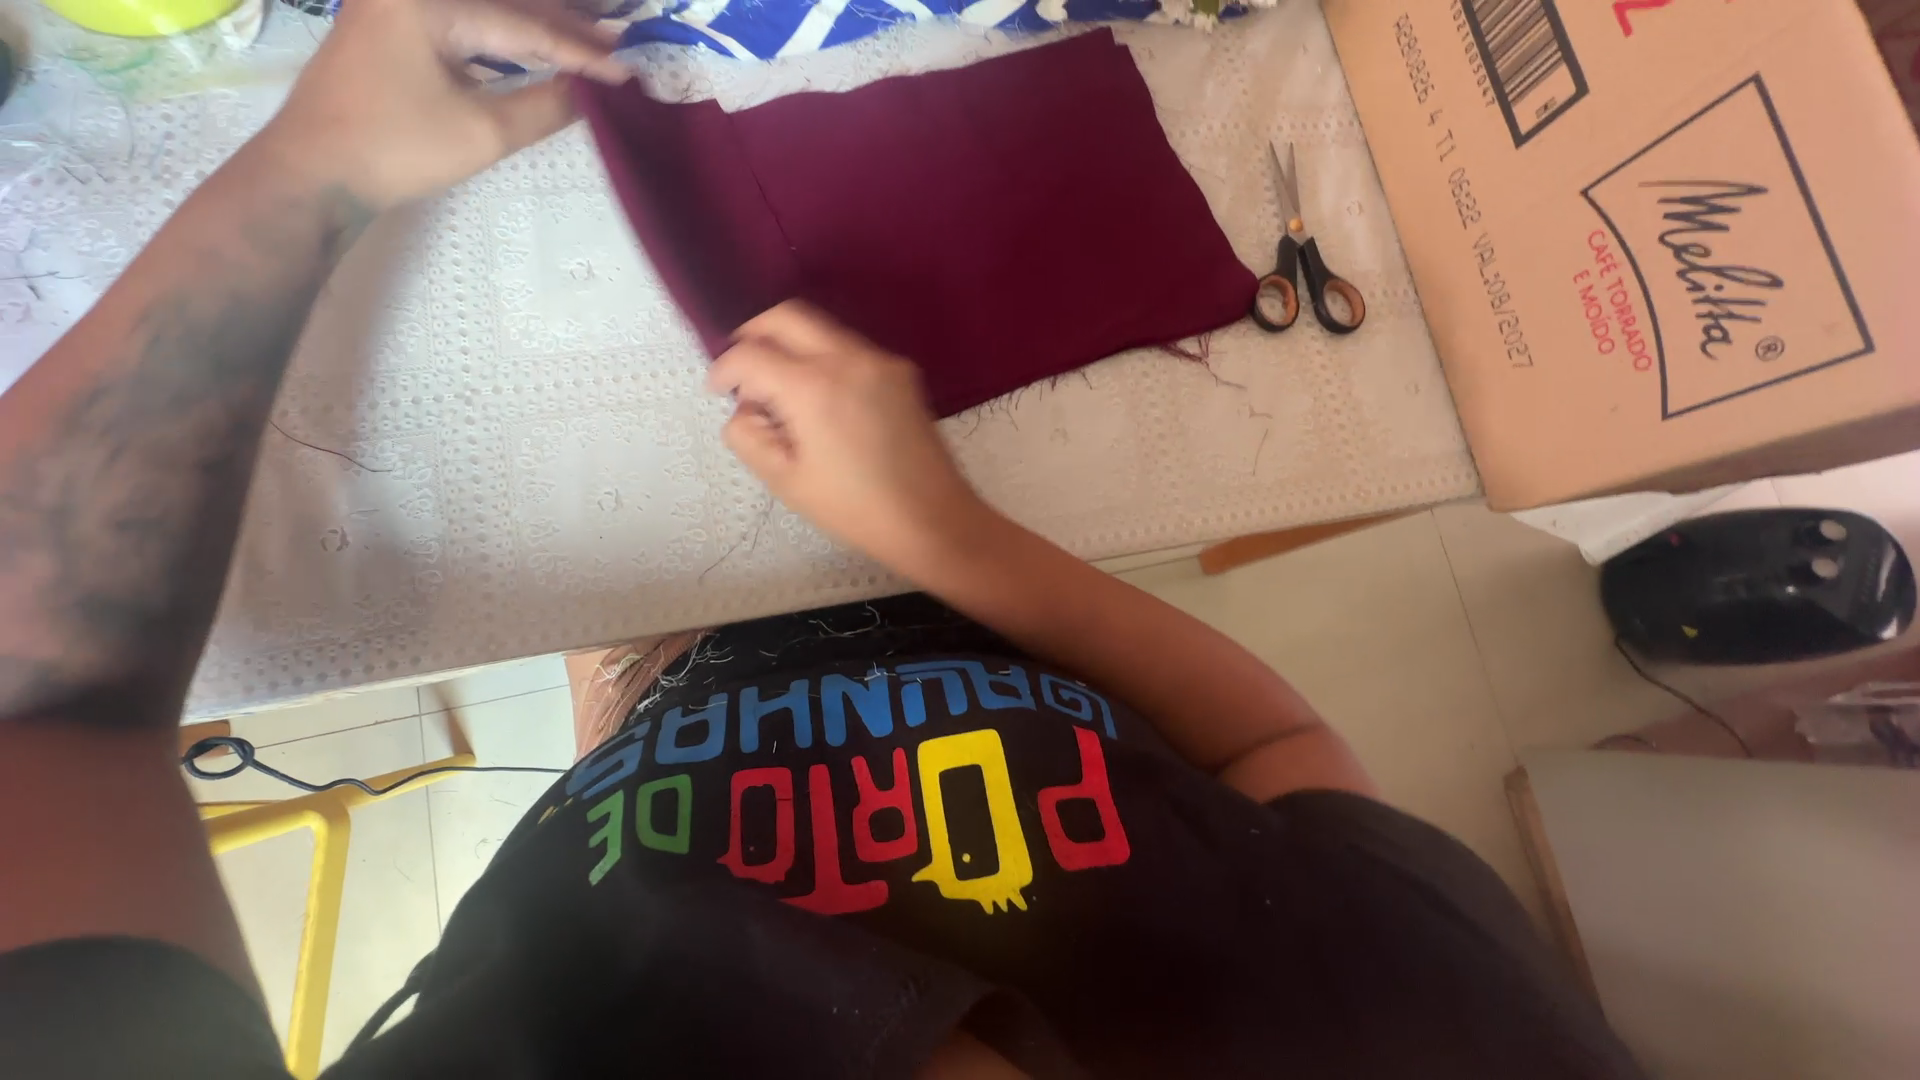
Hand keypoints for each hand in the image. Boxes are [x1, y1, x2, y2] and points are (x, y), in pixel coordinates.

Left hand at [260, 0, 629, 209]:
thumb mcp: (484, 132)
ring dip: (542, 22)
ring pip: (491, 9)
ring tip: (592, 31)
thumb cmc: (397, 148)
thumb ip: (545, 107)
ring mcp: (401, 4)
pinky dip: (510, 33)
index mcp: (429, 1)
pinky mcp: (398, 25)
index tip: (629, 68)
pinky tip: (538, 43)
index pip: (527, 25)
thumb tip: (594, 95)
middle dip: (568, 18)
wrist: (317, 169)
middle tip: (622, 30)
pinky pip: (468, 19)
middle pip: (510, 3)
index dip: (583, 51)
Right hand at [708, 302, 992, 570]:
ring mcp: (881, 361)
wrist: (933, 519)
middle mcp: (849, 358)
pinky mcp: (903, 373)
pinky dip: (824, 360)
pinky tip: (822, 402)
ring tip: (782, 393)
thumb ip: (748, 434)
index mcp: (814, 386)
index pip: (751, 353)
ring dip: (791, 346)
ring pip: (821, 329)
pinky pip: (851, 349)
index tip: (718, 390)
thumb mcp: (785, 480)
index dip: (724, 369)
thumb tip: (745, 407)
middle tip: (742, 370)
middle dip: (754, 334)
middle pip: (787, 315)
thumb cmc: (855, 508)